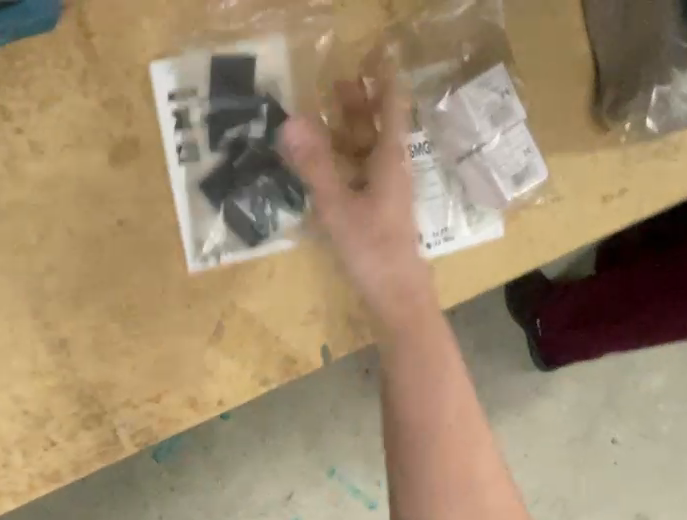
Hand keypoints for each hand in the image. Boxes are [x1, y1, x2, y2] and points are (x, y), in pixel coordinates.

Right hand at [280, 82, 437, 329]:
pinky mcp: (376, 215)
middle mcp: (391, 171)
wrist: (396, 296)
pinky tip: (324, 170)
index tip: (371, 56)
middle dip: (358, 105)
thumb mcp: (337, 207)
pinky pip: (359, 177)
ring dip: (347, 135)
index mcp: (389, 160)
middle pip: (377, 128)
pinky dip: (343, 165)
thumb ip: (314, 166)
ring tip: (321, 121)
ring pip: (367, 154)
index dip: (381, 79)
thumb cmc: (372, 250)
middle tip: (334, 84)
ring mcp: (385, 194)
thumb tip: (290, 123)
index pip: (390, 106)